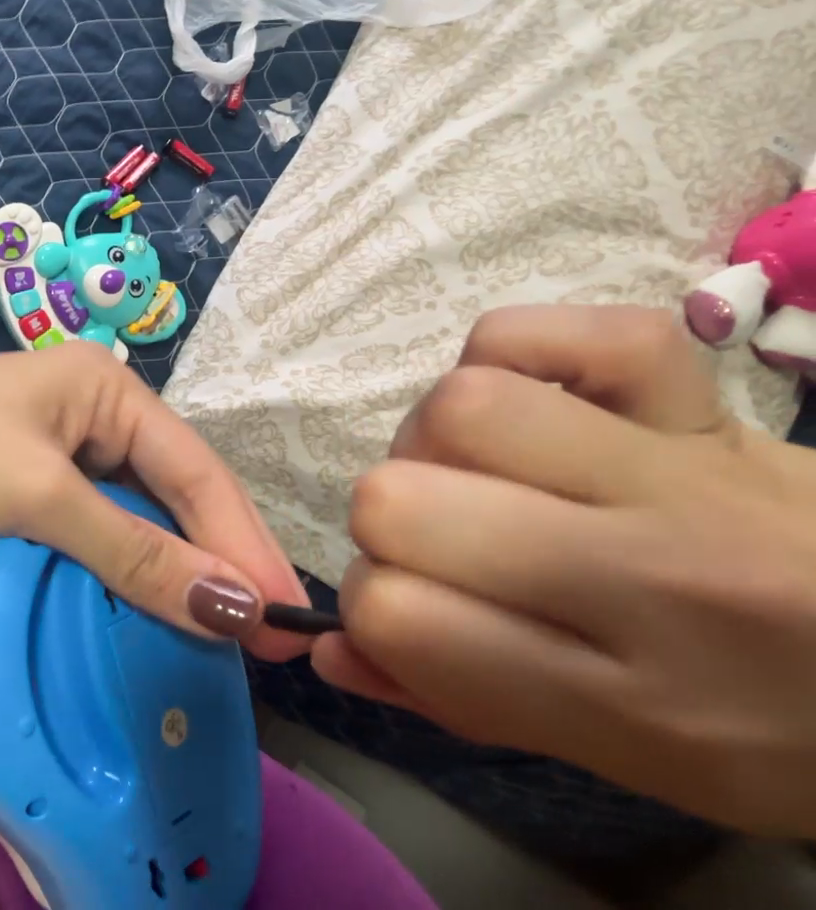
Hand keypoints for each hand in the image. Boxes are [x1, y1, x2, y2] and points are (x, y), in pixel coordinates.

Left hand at [0, 342, 309, 659]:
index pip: (194, 469)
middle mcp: (88, 422)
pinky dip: (113, 585)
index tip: (283, 615)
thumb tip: (235, 608)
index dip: (241, 542)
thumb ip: (134, 551)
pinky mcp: (23, 507)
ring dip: (163, 580)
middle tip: (261, 641)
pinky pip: (87, 549)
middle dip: (209, 564)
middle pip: (168, 500)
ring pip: (129, 529)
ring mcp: (53, 467)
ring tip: (218, 644)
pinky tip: (146, 626)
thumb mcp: (41, 493)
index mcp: (103, 390)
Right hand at [313, 305, 815, 835]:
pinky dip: (514, 352)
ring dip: (431, 443)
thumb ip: (456, 702)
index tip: (413, 616)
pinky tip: (527, 399)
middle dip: (386, 527)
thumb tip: (327, 645)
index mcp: (633, 700)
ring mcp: (689, 474)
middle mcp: (660, 580)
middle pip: (396, 502)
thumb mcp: (621, 760)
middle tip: (443, 545)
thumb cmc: (767, 732)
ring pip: (462, 409)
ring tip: (476, 470)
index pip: (395, 613)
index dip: (370, 611)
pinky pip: (568, 335)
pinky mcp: (710, 399)